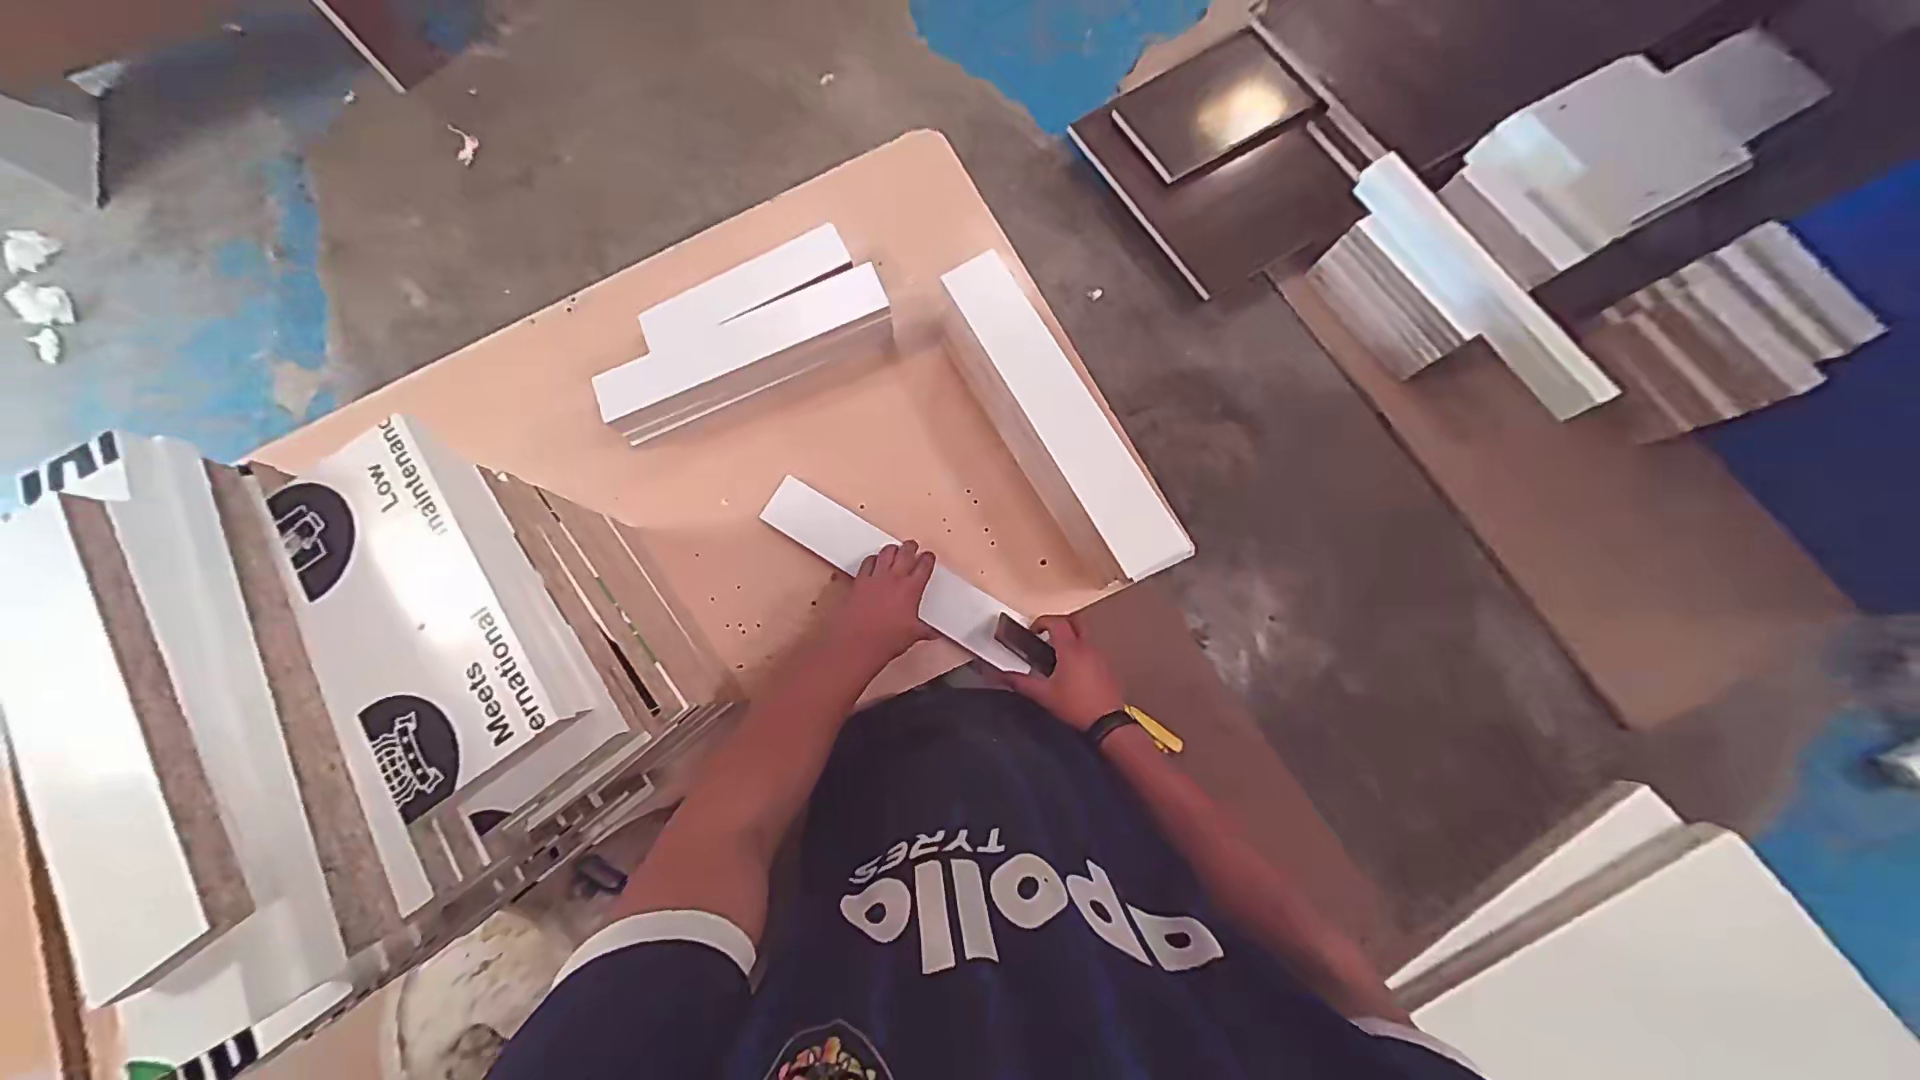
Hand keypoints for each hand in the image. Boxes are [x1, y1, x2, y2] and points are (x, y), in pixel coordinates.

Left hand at [822, 541, 937, 664]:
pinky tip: (873, 562)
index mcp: (911, 589)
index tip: (928, 557)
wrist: (857, 644)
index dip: (928, 558)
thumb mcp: (912, 635)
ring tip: (894, 550)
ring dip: (892, 550)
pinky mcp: (859, 582)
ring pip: (886, 552)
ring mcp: (875, 578)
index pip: (924, 565)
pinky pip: (867, 562)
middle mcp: (893, 578)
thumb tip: (931, 633)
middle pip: (905, 551)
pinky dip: (872, 560)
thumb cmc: (884, 640)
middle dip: (910, 547)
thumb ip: (924, 630)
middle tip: (912, 547)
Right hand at [994, 613, 1124, 731]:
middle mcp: (1087, 647)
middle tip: (1047, 634)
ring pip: (1085, 635)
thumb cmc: (1076, 706)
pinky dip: (1081, 651)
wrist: (1106, 722)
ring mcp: (1100, 656)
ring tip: (1057, 654)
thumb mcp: (1043, 695)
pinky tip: (1073, 670)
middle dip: (1060, 623)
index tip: (1034, 631)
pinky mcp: (1107, 667)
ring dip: (1071, 637)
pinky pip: (1093, 650)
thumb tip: (1001, 677)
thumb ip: (1020, 683)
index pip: (1056, 622)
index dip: (1042, 622)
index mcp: (1070, 649)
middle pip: (1075, 621)